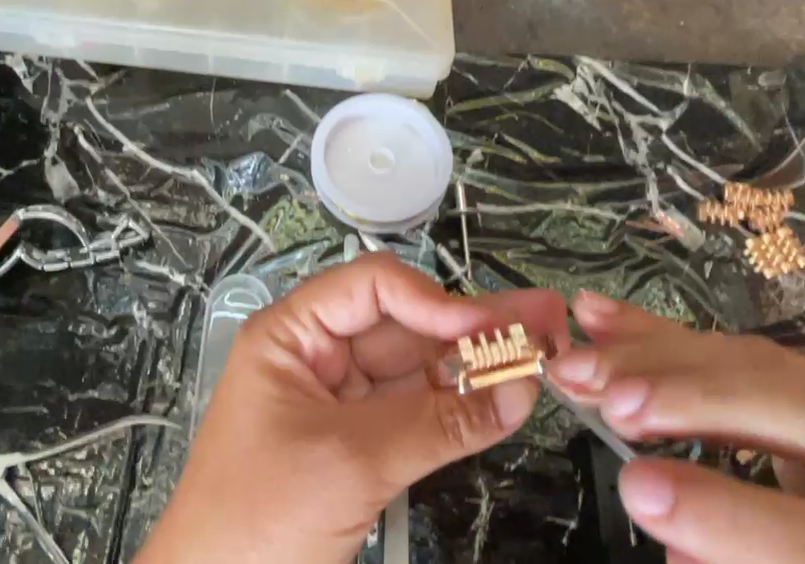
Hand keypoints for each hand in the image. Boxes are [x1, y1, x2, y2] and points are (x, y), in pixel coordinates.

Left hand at [136, 254, 567, 563]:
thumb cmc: (260, 517)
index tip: (492, 327)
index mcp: (293, 333)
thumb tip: (520, 390)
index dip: (435, 300)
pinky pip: (415, 412)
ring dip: (475, 364)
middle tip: (544, 318)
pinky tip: (503, 395)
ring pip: (416, 369)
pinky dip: (457, 408)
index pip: (372, 287)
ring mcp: (340, 400)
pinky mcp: (358, 443)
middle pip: (404, 325)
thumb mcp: (350, 464)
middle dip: (472, 326)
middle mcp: (318, 354)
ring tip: (542, 349)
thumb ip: (438, 424)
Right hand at [547, 291, 804, 563]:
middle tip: (602, 396)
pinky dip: (674, 343)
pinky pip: (752, 362)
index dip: (743, 518)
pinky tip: (614, 322)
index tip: (637, 488)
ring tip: (584, 355)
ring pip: (775, 370)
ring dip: (666, 355)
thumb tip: (680, 546)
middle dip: (697, 400)